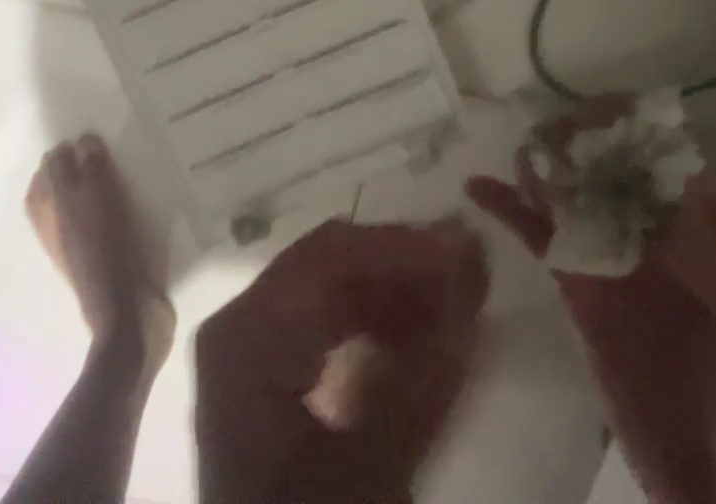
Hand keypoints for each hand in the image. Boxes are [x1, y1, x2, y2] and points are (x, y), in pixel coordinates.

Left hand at [25, 134, 174, 366]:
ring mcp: (81, 244)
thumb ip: (90, 170)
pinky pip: (107, 222)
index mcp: (48, 209)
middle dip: (81, 164)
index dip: (71, 149)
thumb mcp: (98, 202)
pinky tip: (137, 202)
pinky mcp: (107, 258)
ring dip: (101, 185)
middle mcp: (58, 224)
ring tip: (126, 169)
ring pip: (85, 202)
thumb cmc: (106, 253)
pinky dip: (116, 207)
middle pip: (64, 184)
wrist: (125, 315)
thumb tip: (84, 141)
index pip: (52, 166)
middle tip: (112, 148)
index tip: (96, 135)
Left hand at [194, 218, 488, 503]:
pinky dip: (377, 322)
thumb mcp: (367, 467)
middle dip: (403, 266)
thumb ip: (422, 375)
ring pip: (331, 288)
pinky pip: (326, 320)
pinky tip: (423, 338)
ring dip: (396, 292)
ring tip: (460, 307)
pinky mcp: (267, 367)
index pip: (328, 257)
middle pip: (328, 264)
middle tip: (476, 273)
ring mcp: (248, 341)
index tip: (470, 248)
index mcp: (246, 334)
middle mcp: (239, 320)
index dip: (401, 247)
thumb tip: (467, 284)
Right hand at [468, 98, 715, 503]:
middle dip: (584, 145)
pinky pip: (553, 248)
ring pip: (582, 202)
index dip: (640, 134)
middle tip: (544, 141)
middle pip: (625, 172)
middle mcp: (682, 245)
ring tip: (517, 163)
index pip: (688, 166)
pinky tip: (483, 191)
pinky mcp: (590, 308)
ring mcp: (631, 274)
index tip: (592, 122)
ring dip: (547, 172)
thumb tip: (666, 194)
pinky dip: (518, 217)